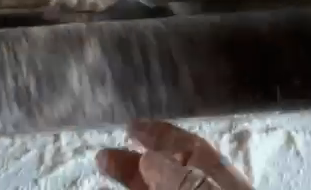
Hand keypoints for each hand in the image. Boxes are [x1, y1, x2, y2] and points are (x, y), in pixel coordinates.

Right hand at [98, 121, 253, 189]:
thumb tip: (146, 157)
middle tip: (102, 156)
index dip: (155, 132)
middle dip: (132, 160)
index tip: (129, 126)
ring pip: (153, 189)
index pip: (180, 142)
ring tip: (101, 166)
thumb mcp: (192, 183)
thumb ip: (168, 169)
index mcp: (209, 167)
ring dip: (128, 180)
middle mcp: (197, 185)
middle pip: (161, 168)